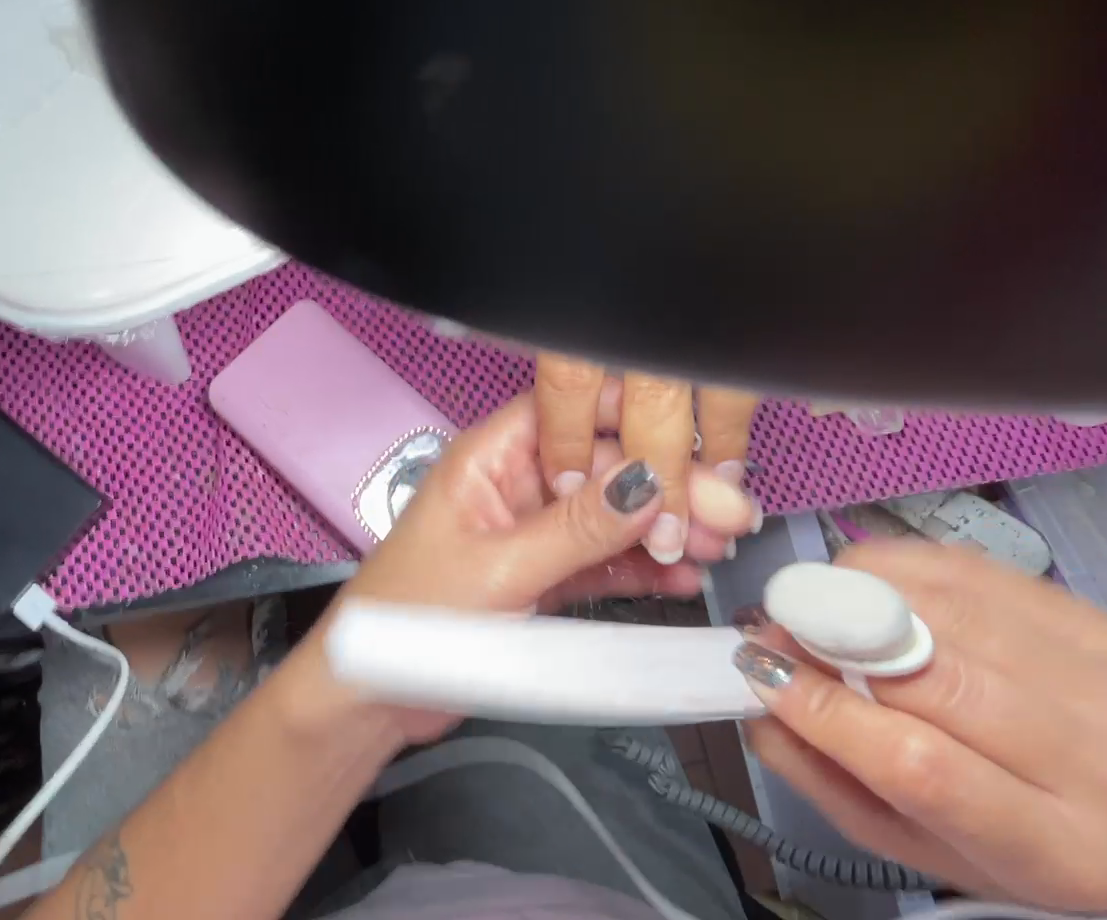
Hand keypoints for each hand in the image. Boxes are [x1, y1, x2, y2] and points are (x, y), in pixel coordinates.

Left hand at [300, 393, 757, 744]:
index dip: (630, 424)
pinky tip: (680, 575)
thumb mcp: (499, 568)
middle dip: (663, 486)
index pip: (568, 413)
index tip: (692, 449)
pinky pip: (599, 560)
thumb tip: (647, 480)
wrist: (377, 693)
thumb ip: (575, 527)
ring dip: (660, 529)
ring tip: (715, 547)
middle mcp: (512, 484)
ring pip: (607, 516)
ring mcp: (529, 530)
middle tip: (729, 515)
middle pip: (599, 466)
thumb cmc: (413, 616)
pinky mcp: (540, 575)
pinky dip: (638, 568)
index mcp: (488, 458)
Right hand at [737, 543, 1106, 915]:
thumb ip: (812, 765)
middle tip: (777, 625)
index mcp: (1058, 856)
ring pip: (955, 611)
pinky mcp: (1106, 628)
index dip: (826, 708)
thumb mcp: (886, 831)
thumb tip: (756, 682)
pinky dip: (901, 568)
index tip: (759, 669)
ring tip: (820, 606)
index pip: (921, 766)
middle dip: (836, 638)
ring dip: (862, 593)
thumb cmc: (982, 837)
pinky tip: (872, 586)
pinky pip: (976, 572)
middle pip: (942, 679)